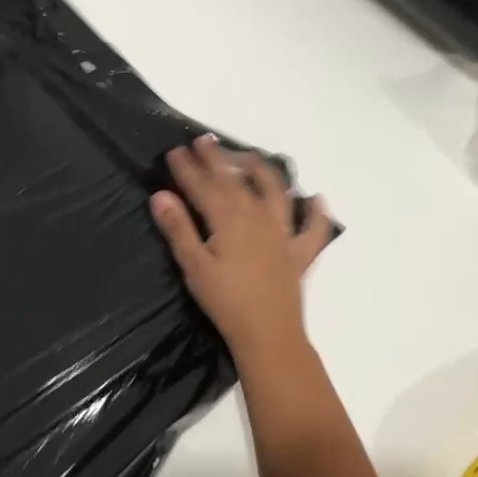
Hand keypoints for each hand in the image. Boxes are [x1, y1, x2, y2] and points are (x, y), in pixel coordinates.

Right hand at [150, 134, 333, 355]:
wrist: (269, 335)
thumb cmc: (225, 302)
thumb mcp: (193, 266)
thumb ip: (178, 228)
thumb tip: (160, 195)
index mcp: (229, 220)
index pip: (203, 187)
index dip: (187, 169)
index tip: (175, 151)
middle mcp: (258, 218)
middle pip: (235, 183)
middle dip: (217, 161)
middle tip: (204, 141)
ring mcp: (283, 234)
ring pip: (275, 193)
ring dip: (263, 172)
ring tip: (252, 157)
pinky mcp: (300, 254)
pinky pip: (313, 229)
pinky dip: (317, 213)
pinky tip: (316, 199)